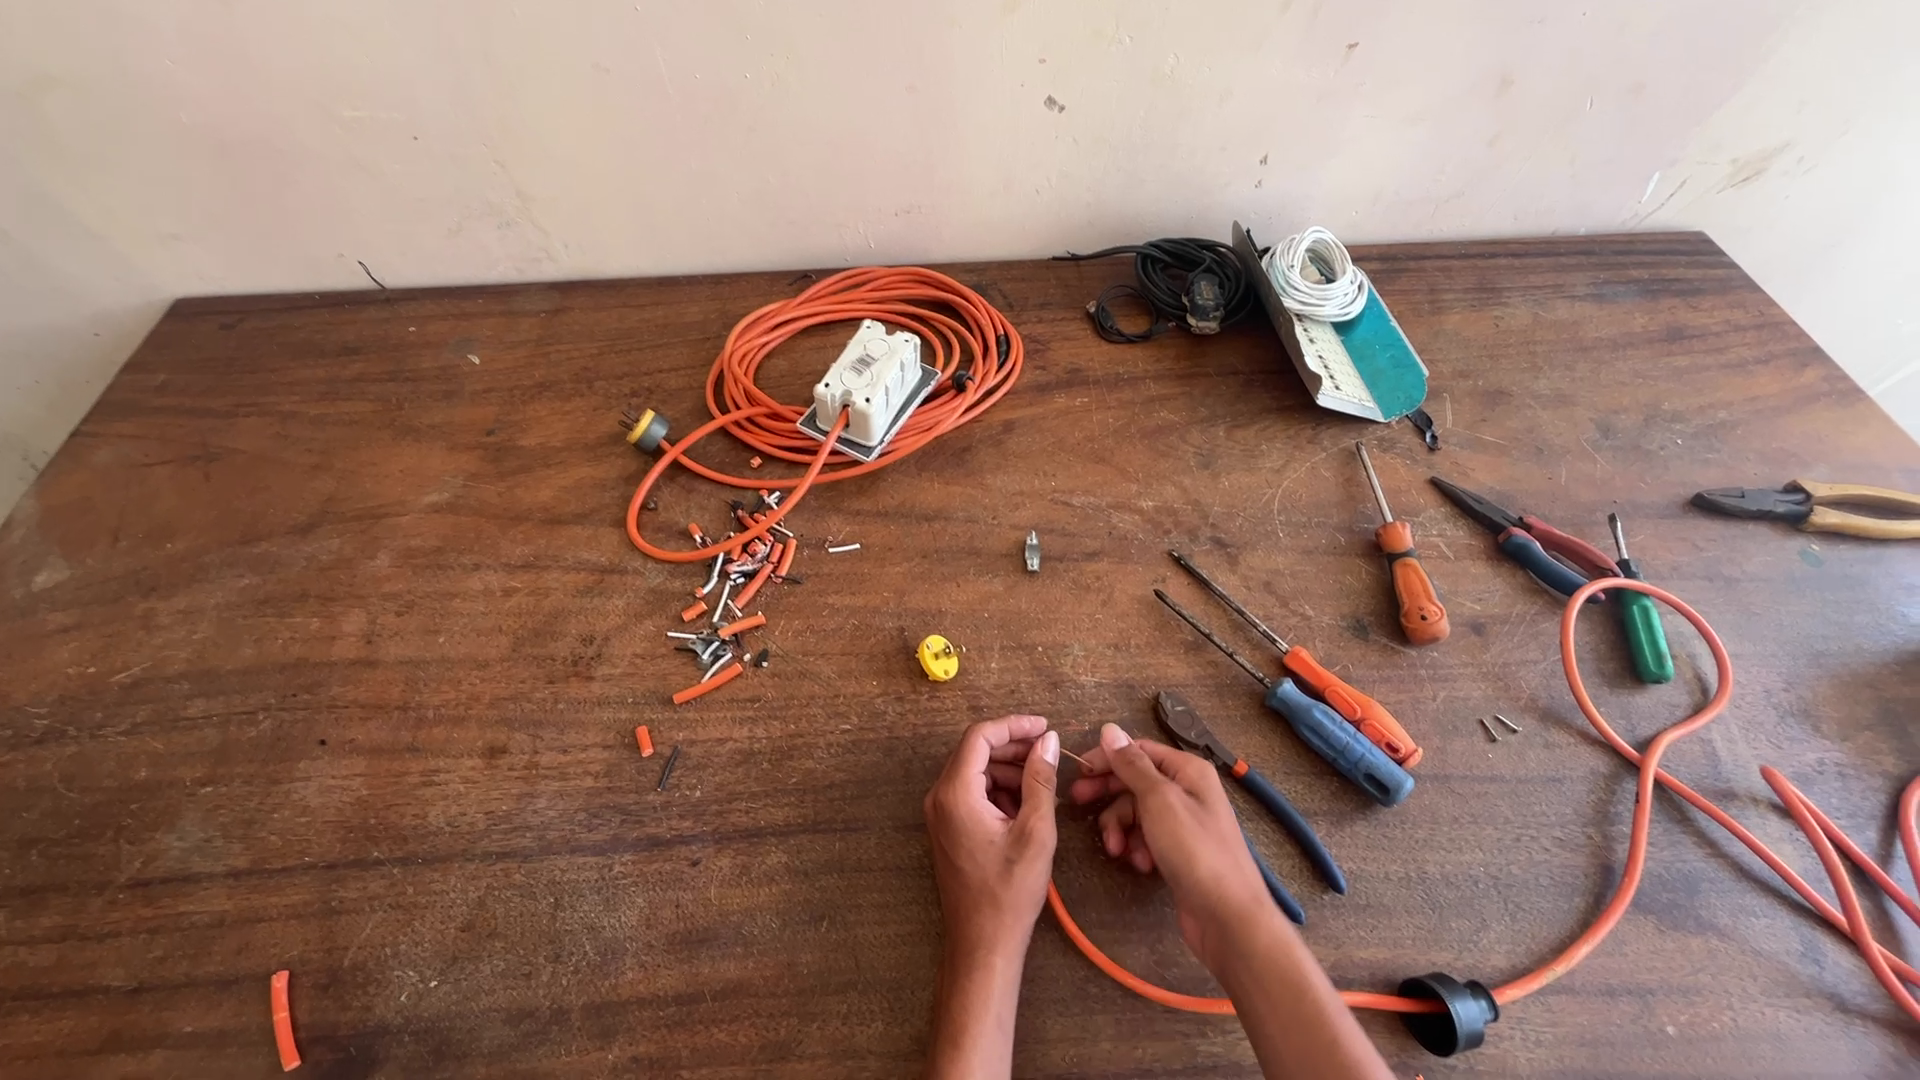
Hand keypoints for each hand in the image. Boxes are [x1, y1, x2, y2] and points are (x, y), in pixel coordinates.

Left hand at [923, 715, 1060, 952]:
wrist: (982, 944)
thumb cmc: (1009, 892)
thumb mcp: (1035, 830)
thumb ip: (1040, 779)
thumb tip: (1048, 740)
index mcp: (955, 793)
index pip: (980, 737)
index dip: (1013, 726)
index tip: (1045, 727)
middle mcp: (940, 797)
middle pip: (976, 751)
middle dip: (1014, 747)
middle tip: (1049, 751)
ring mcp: (940, 813)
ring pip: (977, 771)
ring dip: (1009, 770)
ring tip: (1044, 784)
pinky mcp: (948, 827)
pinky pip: (973, 792)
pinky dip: (999, 790)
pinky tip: (1027, 805)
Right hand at [1068, 723, 1276, 972]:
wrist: (1228, 918)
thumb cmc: (1194, 850)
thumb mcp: (1158, 801)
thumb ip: (1131, 765)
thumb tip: (1109, 729)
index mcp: (1186, 770)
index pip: (1137, 750)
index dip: (1106, 758)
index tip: (1077, 772)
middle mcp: (1187, 790)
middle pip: (1135, 781)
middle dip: (1108, 795)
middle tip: (1077, 803)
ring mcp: (1184, 822)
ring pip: (1137, 812)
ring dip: (1121, 827)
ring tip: (1117, 850)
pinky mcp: (1179, 851)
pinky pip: (1147, 837)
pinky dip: (1137, 847)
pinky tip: (1139, 864)